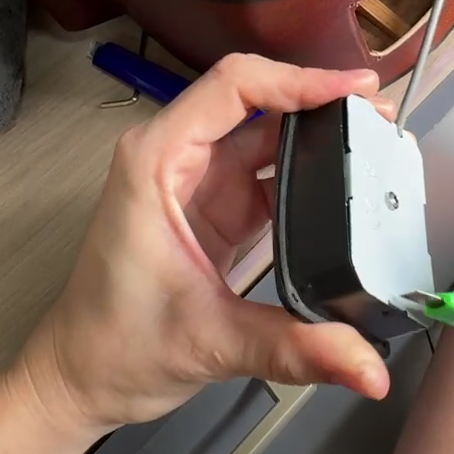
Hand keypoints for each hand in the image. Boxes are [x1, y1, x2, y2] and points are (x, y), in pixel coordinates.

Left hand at [15, 53, 393, 442]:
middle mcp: (177, 154)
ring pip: (266, 130)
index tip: (349, 88)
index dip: (295, 78)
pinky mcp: (217, 200)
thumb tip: (367, 366)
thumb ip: (294, 347)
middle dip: (315, 97)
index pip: (232, 87)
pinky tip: (342, 174)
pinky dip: (307, 167)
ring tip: (367, 134)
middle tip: (371, 109)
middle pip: (254, 98)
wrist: (81, 375)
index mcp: (156, 159)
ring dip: (315, 128)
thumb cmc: (114, 342)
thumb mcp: (209, 341)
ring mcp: (199, 176)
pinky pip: (268, 168)